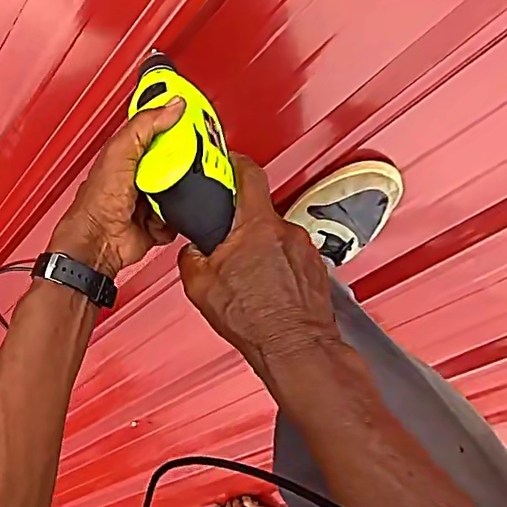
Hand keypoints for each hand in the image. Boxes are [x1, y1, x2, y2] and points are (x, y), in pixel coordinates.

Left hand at [48, 98, 183, 273]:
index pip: (157, 126)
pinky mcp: (159, 221)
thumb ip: (145, 125)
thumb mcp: (120, 151)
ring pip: (182, 186)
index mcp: (129, 151)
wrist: (99, 241)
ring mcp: (151, 198)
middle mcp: (140, 172)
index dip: (174, 118)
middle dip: (186, 157)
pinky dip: (177, 217)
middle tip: (192, 156)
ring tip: (173, 191)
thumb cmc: (97, 201)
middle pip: (176, 156)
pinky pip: (180, 215)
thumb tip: (172, 105)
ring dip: (181, 191)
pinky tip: (165, 215)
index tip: (193, 111)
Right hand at [177, 154, 340, 376]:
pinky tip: (265, 288)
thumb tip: (192, 251)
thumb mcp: (201, 286)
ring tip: (248, 278)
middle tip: (228, 247)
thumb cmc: (254, 320)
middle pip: (258, 212)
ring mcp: (304, 249)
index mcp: (256, 226)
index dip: (235, 161)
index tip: (227, 159)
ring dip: (260, 250)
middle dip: (241, 226)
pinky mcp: (315, 267)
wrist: (293, 346)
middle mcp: (285, 231)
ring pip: (275, 237)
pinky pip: (290, 256)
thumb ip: (191, 257)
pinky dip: (277, 267)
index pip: (248, 173)